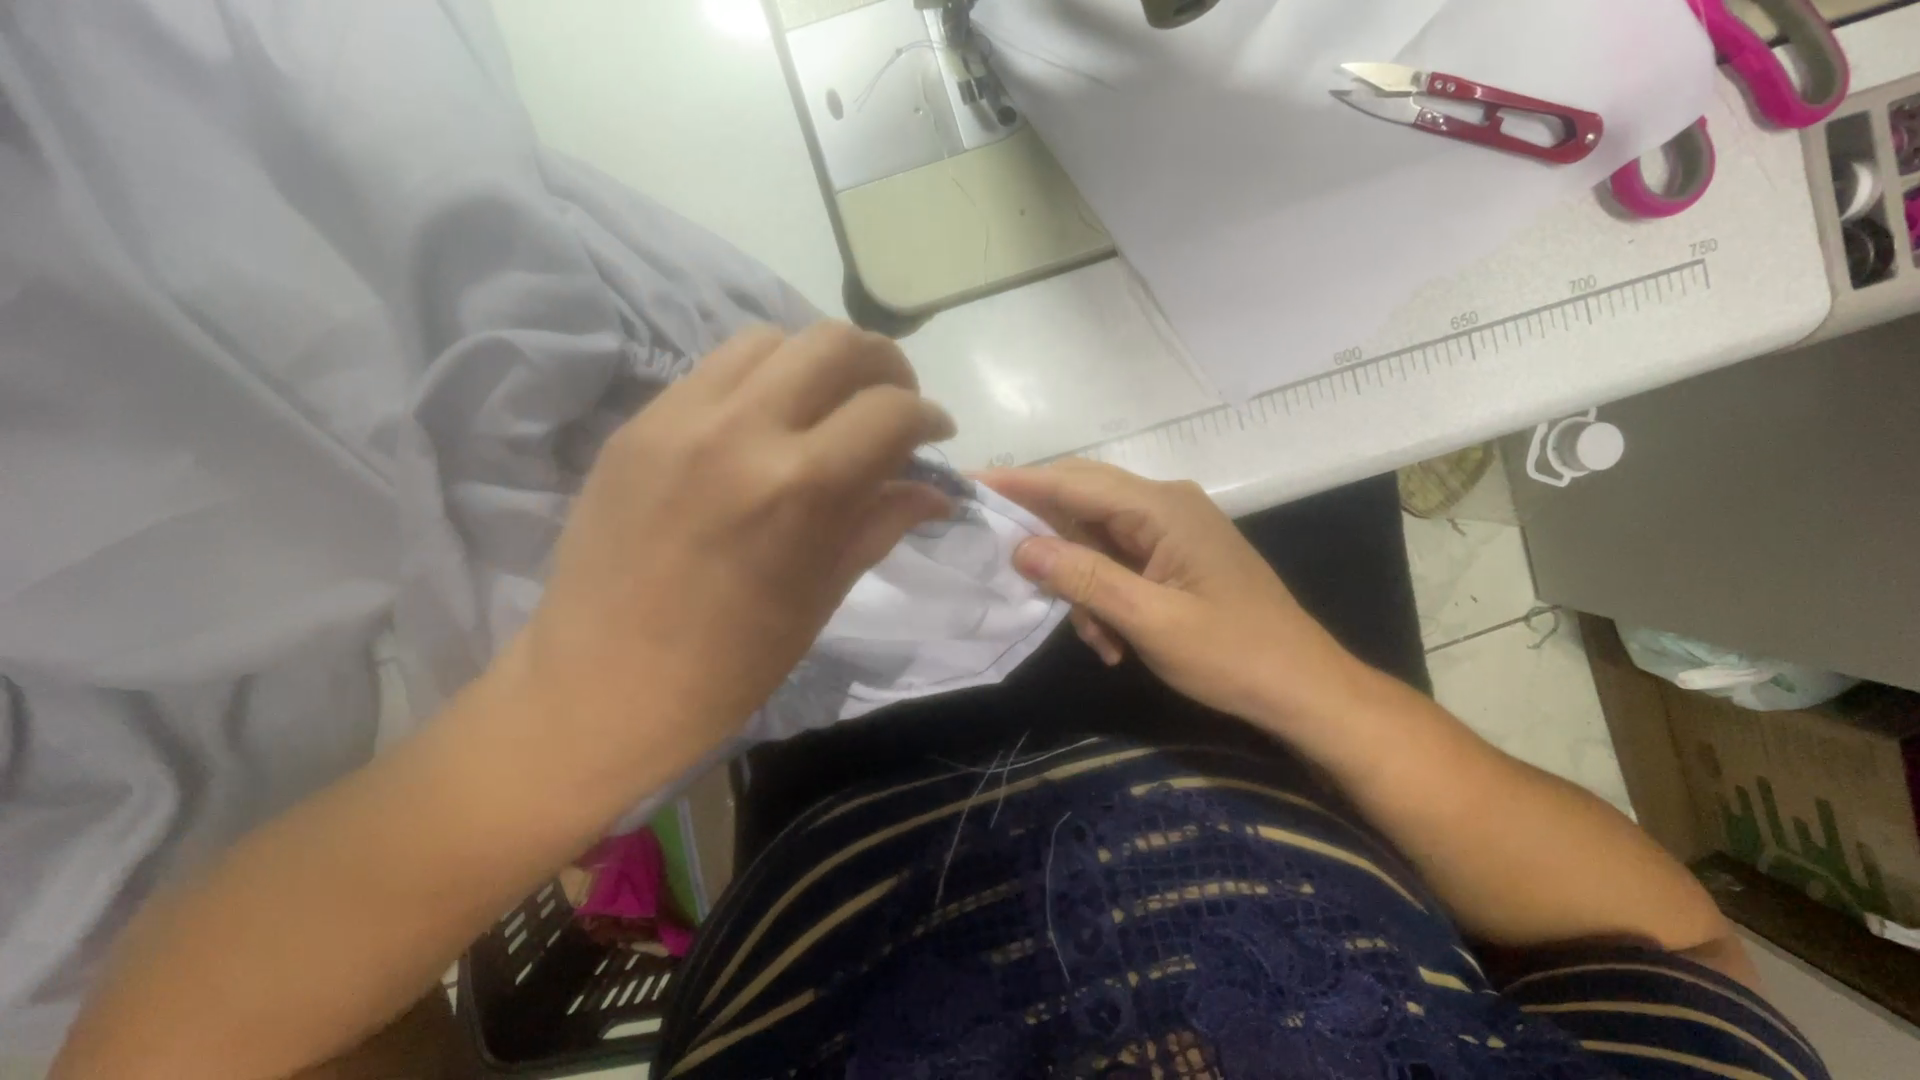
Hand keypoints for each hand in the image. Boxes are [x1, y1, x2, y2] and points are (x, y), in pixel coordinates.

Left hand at [501, 322, 955, 784]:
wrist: (603, 686)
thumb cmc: (731, 663)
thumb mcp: (822, 594)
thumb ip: (880, 523)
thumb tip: (936, 491)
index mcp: (799, 487)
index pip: (891, 411)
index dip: (929, 416)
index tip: (935, 435)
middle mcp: (741, 429)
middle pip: (836, 343)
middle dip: (885, 366)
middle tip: (892, 405)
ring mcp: (679, 418)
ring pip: (771, 339)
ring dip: (818, 362)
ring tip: (826, 407)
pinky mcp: (638, 423)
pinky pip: (714, 370)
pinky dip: (760, 380)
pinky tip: (764, 424)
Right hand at [980, 461, 1366, 728]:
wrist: (1302, 687)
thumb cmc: (1232, 655)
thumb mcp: (1150, 621)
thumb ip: (1084, 579)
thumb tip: (1022, 547)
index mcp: (1163, 508)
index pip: (1074, 482)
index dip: (1018, 483)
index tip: (968, 483)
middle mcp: (1166, 505)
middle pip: (1082, 501)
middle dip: (1047, 540)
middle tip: (1006, 567)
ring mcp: (1173, 530)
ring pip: (1097, 538)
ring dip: (1082, 584)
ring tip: (1095, 639)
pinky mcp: (1176, 556)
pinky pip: (1120, 561)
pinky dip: (1105, 596)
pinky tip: (1114, 642)